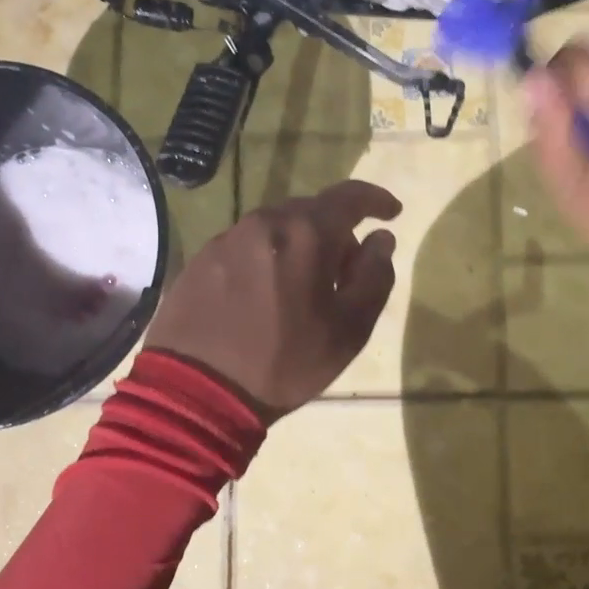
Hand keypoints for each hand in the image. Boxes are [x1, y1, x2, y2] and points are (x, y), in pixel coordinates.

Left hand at [144, 179, 401, 419]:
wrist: (197, 392)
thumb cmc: (286, 361)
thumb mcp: (350, 329)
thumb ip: (374, 276)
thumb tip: (381, 240)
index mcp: (306, 233)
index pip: (349, 196)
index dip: (375, 200)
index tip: (392, 212)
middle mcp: (265, 222)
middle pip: (311, 211)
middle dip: (336, 232)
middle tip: (347, 271)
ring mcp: (228, 238)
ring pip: (277, 227)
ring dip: (300, 245)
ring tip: (305, 287)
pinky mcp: (202, 259)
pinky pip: (248, 245)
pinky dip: (268, 258)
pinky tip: (266, 294)